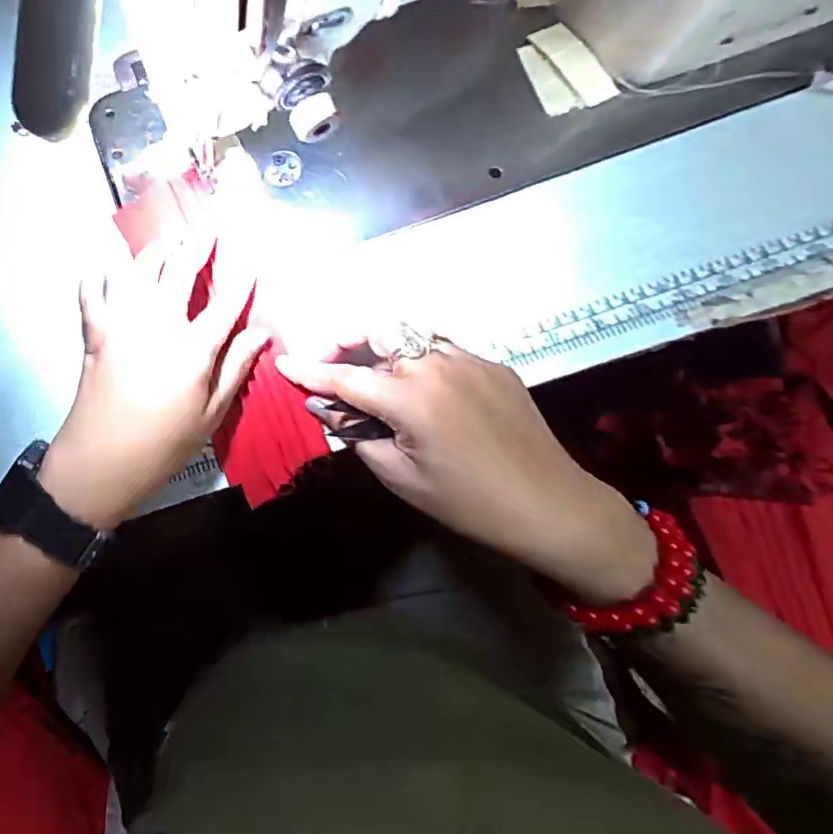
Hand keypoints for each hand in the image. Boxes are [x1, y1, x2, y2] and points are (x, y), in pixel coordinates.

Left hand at [40, 231, 267, 529]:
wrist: (99, 463)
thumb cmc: (163, 445)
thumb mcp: (211, 414)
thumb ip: (235, 368)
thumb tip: (261, 334)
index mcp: (193, 348)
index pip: (225, 302)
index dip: (240, 277)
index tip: (250, 256)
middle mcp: (158, 326)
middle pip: (179, 272)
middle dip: (196, 247)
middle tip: (207, 230)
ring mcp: (122, 326)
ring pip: (136, 272)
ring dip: (153, 251)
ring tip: (167, 241)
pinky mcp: (94, 334)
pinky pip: (92, 295)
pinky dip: (97, 277)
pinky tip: (103, 266)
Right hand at [275, 340, 656, 603]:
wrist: (548, 503)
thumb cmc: (466, 501)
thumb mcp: (400, 476)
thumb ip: (357, 435)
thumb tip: (324, 407)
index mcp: (409, 397)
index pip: (345, 376)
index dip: (309, 369)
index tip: (284, 361)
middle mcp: (436, 364)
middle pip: (379, 330)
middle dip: (348, 340)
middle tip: (335, 364)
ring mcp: (469, 359)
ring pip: (414, 336)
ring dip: (387, 349)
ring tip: (378, 377)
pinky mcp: (494, 364)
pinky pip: (446, 351)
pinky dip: (422, 362)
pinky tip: (426, 391)